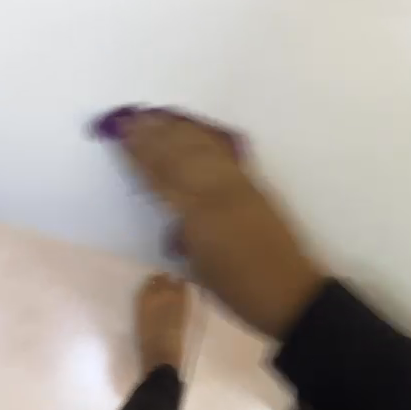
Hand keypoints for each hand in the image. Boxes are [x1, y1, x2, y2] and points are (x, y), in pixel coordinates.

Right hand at [110, 110, 325, 338]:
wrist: (290, 294)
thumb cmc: (237, 290)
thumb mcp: (198, 264)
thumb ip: (183, 228)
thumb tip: (173, 206)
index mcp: (199, 213)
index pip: (161, 176)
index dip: (139, 155)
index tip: (120, 136)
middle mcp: (217, 190)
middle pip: (179, 155)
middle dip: (153, 135)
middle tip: (130, 118)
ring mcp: (238, 183)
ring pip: (201, 147)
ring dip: (176, 129)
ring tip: (155, 115)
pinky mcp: (253, 183)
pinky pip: (223, 151)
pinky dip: (204, 136)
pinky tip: (192, 128)